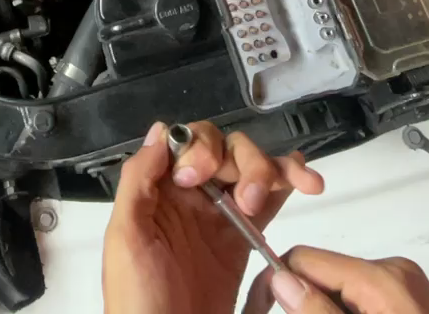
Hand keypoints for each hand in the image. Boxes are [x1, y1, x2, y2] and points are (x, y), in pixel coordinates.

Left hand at [102, 120, 325, 313]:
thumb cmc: (136, 299)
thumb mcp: (126, 237)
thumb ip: (138, 181)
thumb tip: (161, 131)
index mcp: (160, 188)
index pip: (187, 143)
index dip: (199, 148)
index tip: (196, 177)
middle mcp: (191, 196)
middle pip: (225, 151)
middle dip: (243, 161)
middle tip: (245, 199)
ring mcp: (219, 218)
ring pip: (248, 171)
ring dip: (269, 170)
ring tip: (284, 189)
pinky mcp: (243, 245)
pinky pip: (266, 205)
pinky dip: (285, 185)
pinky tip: (302, 179)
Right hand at [243, 246, 428, 313]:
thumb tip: (280, 279)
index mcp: (380, 278)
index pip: (305, 259)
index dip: (277, 284)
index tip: (258, 312)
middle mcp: (393, 272)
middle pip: (323, 276)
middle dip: (304, 306)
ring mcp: (406, 288)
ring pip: (341, 294)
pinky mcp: (412, 305)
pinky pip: (363, 304)